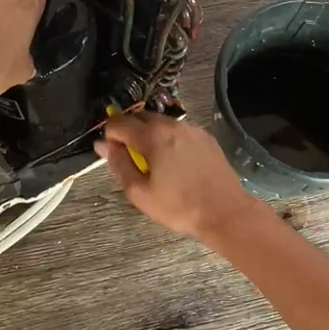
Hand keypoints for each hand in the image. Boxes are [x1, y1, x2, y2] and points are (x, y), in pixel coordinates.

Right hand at [95, 112, 262, 239]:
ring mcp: (192, 128)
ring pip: (160, 123)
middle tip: (131, 159)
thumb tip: (102, 145)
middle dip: (129, 132)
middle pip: (140, 117)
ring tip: (153, 163)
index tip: (111, 154)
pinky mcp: (206, 137)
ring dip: (149, 135)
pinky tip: (174, 162)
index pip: (119, 123)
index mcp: (153, 136)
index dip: (109, 136)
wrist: (225, 212)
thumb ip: (119, 164)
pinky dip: (168, 139)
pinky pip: (178, 130)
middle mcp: (172, 124)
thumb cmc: (179, 207)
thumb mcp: (139, 192)